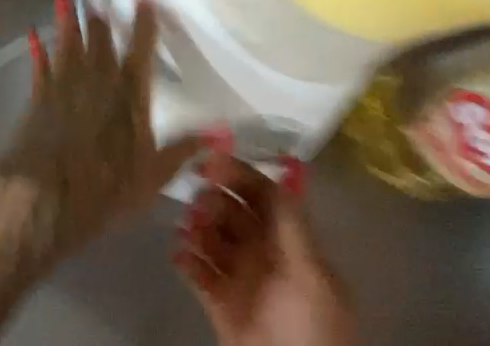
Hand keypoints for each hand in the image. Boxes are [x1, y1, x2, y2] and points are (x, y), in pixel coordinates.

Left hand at [0, 0, 200, 257]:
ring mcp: (64, 84)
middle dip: (99, 11)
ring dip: (66, 17)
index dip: (142, 19)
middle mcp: (97, 79)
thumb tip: (224, 130)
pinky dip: (37, 48)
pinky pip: (39, 64)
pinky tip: (33, 32)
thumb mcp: (156, 174)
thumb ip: (185, 148)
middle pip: (99, 38)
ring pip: (67, 42)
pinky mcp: (39, 95)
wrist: (48, 192)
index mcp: (130, 94)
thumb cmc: (108, 187)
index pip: (140, 48)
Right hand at [176, 154, 356, 345]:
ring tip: (188, 234)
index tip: (210, 159)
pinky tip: (180, 257)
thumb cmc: (308, 329)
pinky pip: (195, 270)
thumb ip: (292, 225)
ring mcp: (240, 279)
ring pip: (210, 236)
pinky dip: (185, 260)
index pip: (266, 196)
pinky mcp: (217, 302)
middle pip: (233, 212)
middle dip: (213, 200)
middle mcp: (265, 255)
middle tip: (197, 205)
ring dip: (196, 228)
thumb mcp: (309, 275)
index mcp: (292, 246)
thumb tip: (283, 169)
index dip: (240, 175)